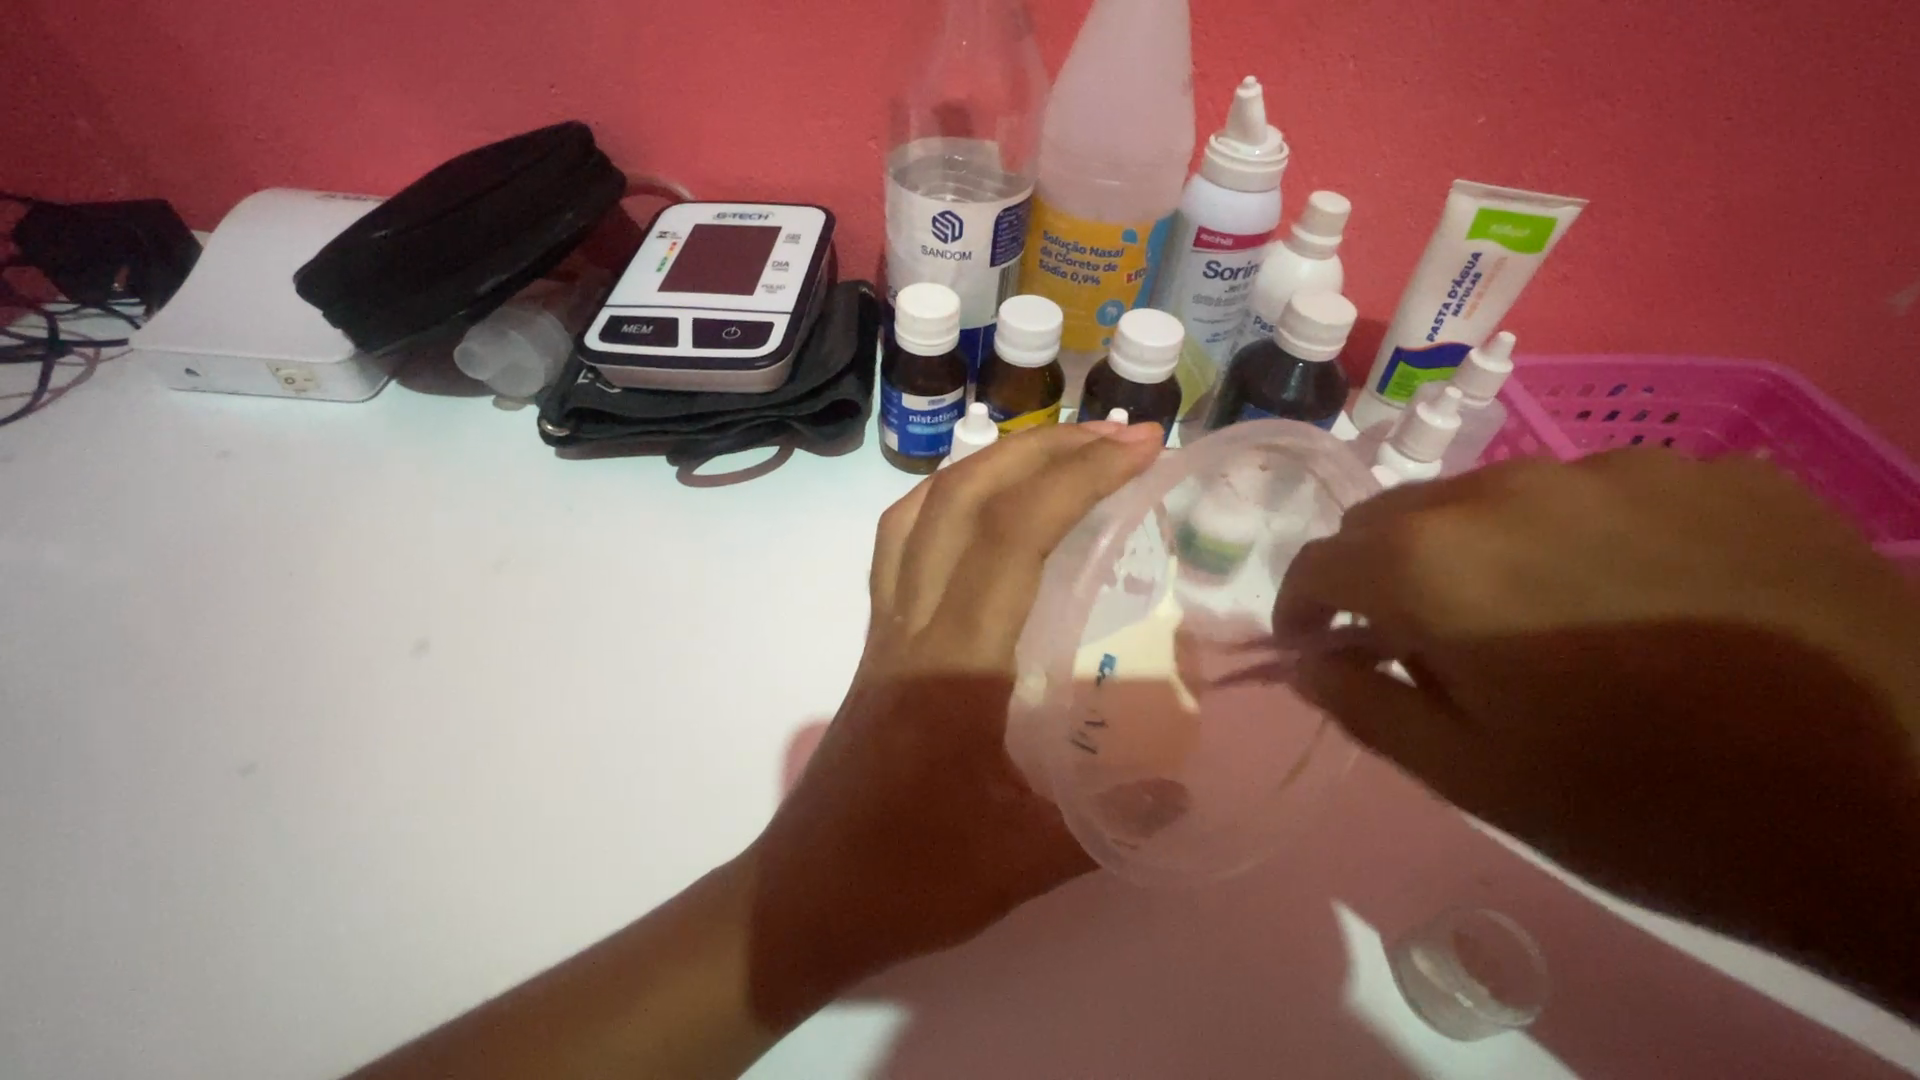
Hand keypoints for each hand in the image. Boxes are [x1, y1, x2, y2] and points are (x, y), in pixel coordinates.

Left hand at [746, 421, 1166, 1023]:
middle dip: (1045, 450)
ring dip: (991, 462)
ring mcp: (886, 630)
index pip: (1013, 537)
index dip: (1078, 478)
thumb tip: (1184, 784)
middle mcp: (913, 627)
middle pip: (964, 499)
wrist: (804, 898)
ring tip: (1058, 451)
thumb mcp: (1023, 865)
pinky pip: (901, 544)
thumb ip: (1109, 821)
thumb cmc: (909, 881)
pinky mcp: (876, 643)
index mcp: (956, 665)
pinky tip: (985, 511)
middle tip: (1119, 435)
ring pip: (923, 510)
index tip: (1142, 450)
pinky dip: (946, 500)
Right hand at [1276, 450, 1919, 1011]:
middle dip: (1378, 575)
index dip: (1302, 607)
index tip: (1317, 647)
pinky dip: (1570, 538)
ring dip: (1472, 551)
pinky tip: (1631, 598)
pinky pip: (1592, 495)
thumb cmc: (1647, 804)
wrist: (1916, 801)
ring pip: (1489, 498)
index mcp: (1432, 563)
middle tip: (1418, 642)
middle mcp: (1504, 490)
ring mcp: (1613, 470)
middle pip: (1394, 518)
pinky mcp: (1707, 472)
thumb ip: (1363, 704)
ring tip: (1532, 620)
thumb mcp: (1469, 776)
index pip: (1318, 561)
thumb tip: (1308, 661)